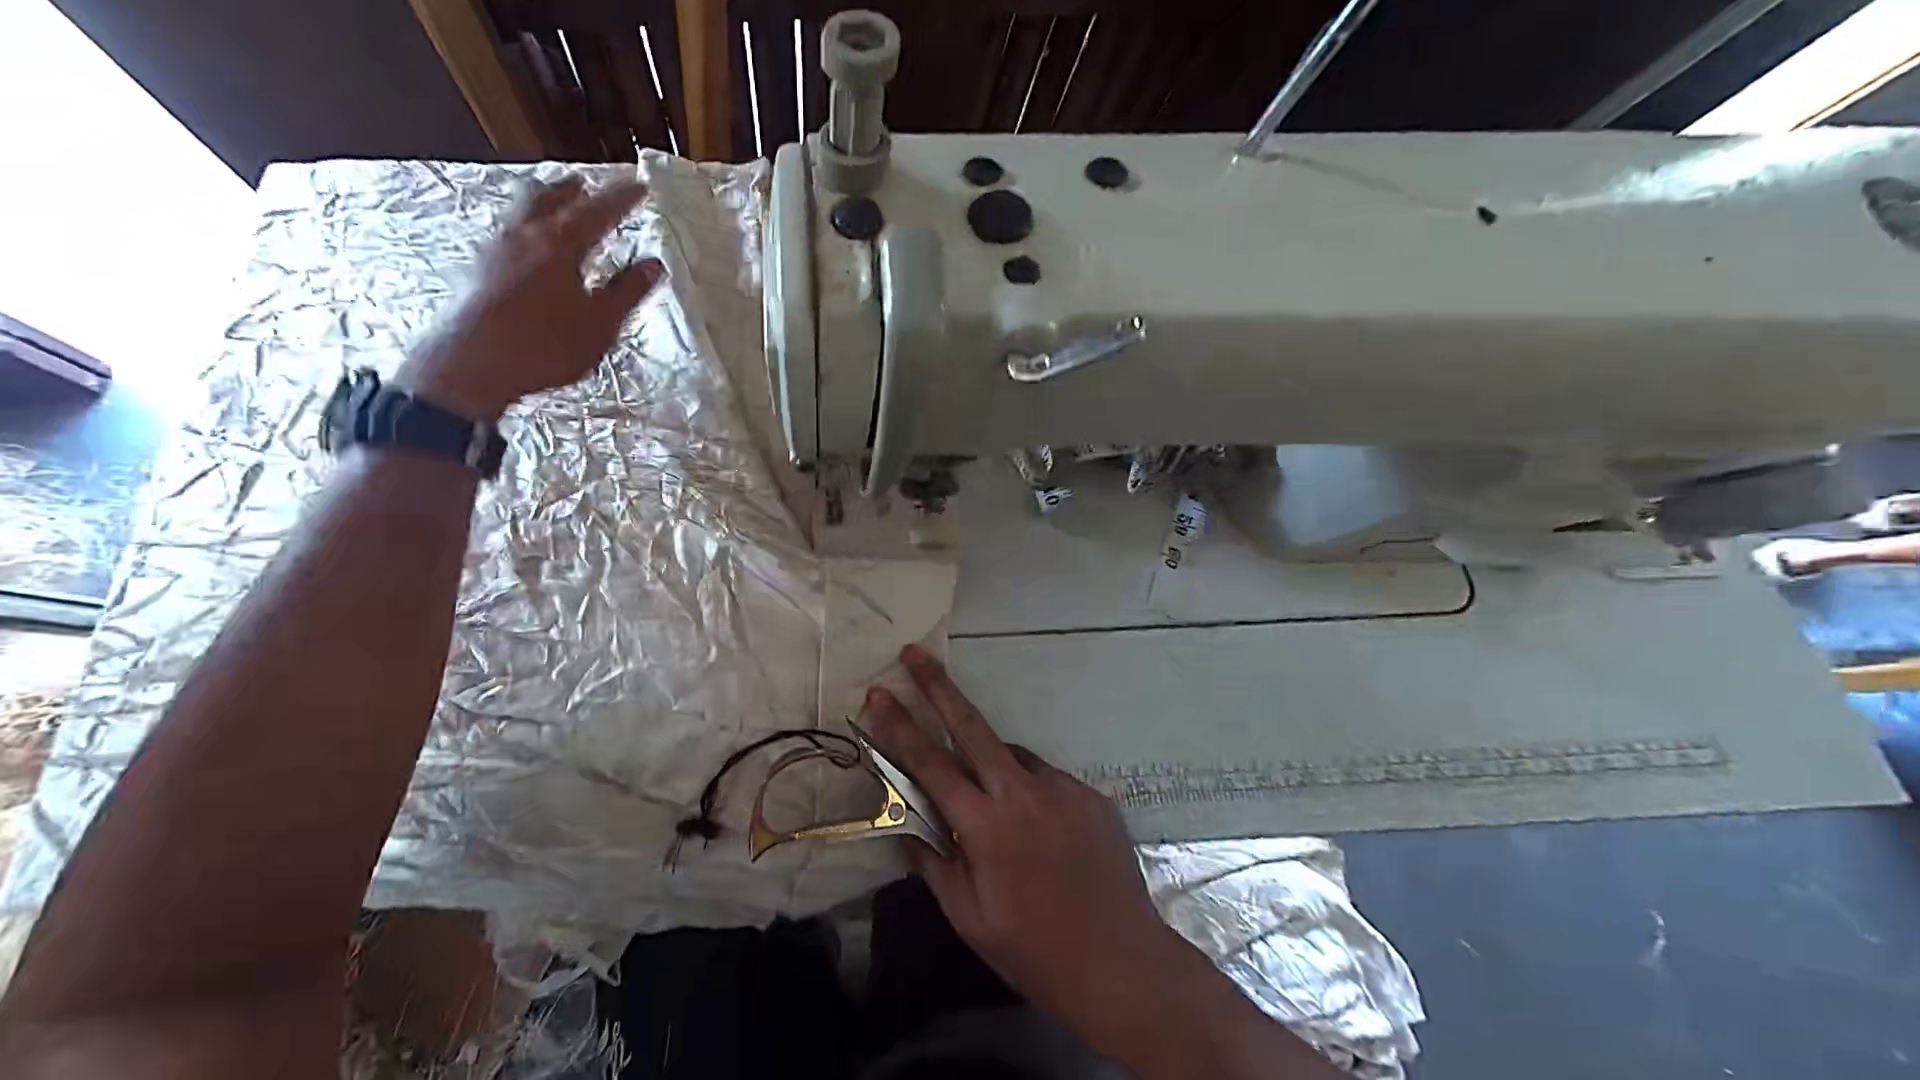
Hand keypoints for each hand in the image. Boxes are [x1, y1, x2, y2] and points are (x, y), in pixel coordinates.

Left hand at [396, 177, 664, 420]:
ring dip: (542, 204)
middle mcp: (522, 237)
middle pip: (545, 196)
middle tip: (586, 185)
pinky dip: (524, 229)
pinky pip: (504, 234)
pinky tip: (528, 247)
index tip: (639, 187)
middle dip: (570, 189)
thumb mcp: (600, 323)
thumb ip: (627, 291)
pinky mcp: (476, 271)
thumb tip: (653, 265)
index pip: (597, 212)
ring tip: (556, 207)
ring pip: (520, 212)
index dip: (621, 199)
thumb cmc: (545, 345)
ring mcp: (494, 251)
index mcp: (559, 245)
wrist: (472, 365)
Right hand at [865, 647, 1336, 1078]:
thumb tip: (909, 825)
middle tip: (913, 653)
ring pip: (1012, 755)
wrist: (1122, 963)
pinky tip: (1041, 832)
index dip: (899, 727)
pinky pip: (1046, 780)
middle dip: (938, 685)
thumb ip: (934, 862)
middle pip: (971, 726)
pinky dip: (1031, 792)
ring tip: (996, 810)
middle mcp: (1023, 793)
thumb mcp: (969, 916)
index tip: (877, 694)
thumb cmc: (1034, 949)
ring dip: (992, 763)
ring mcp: (1062, 788)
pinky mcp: (1091, 795)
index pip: (930, 763)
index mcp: (985, 826)